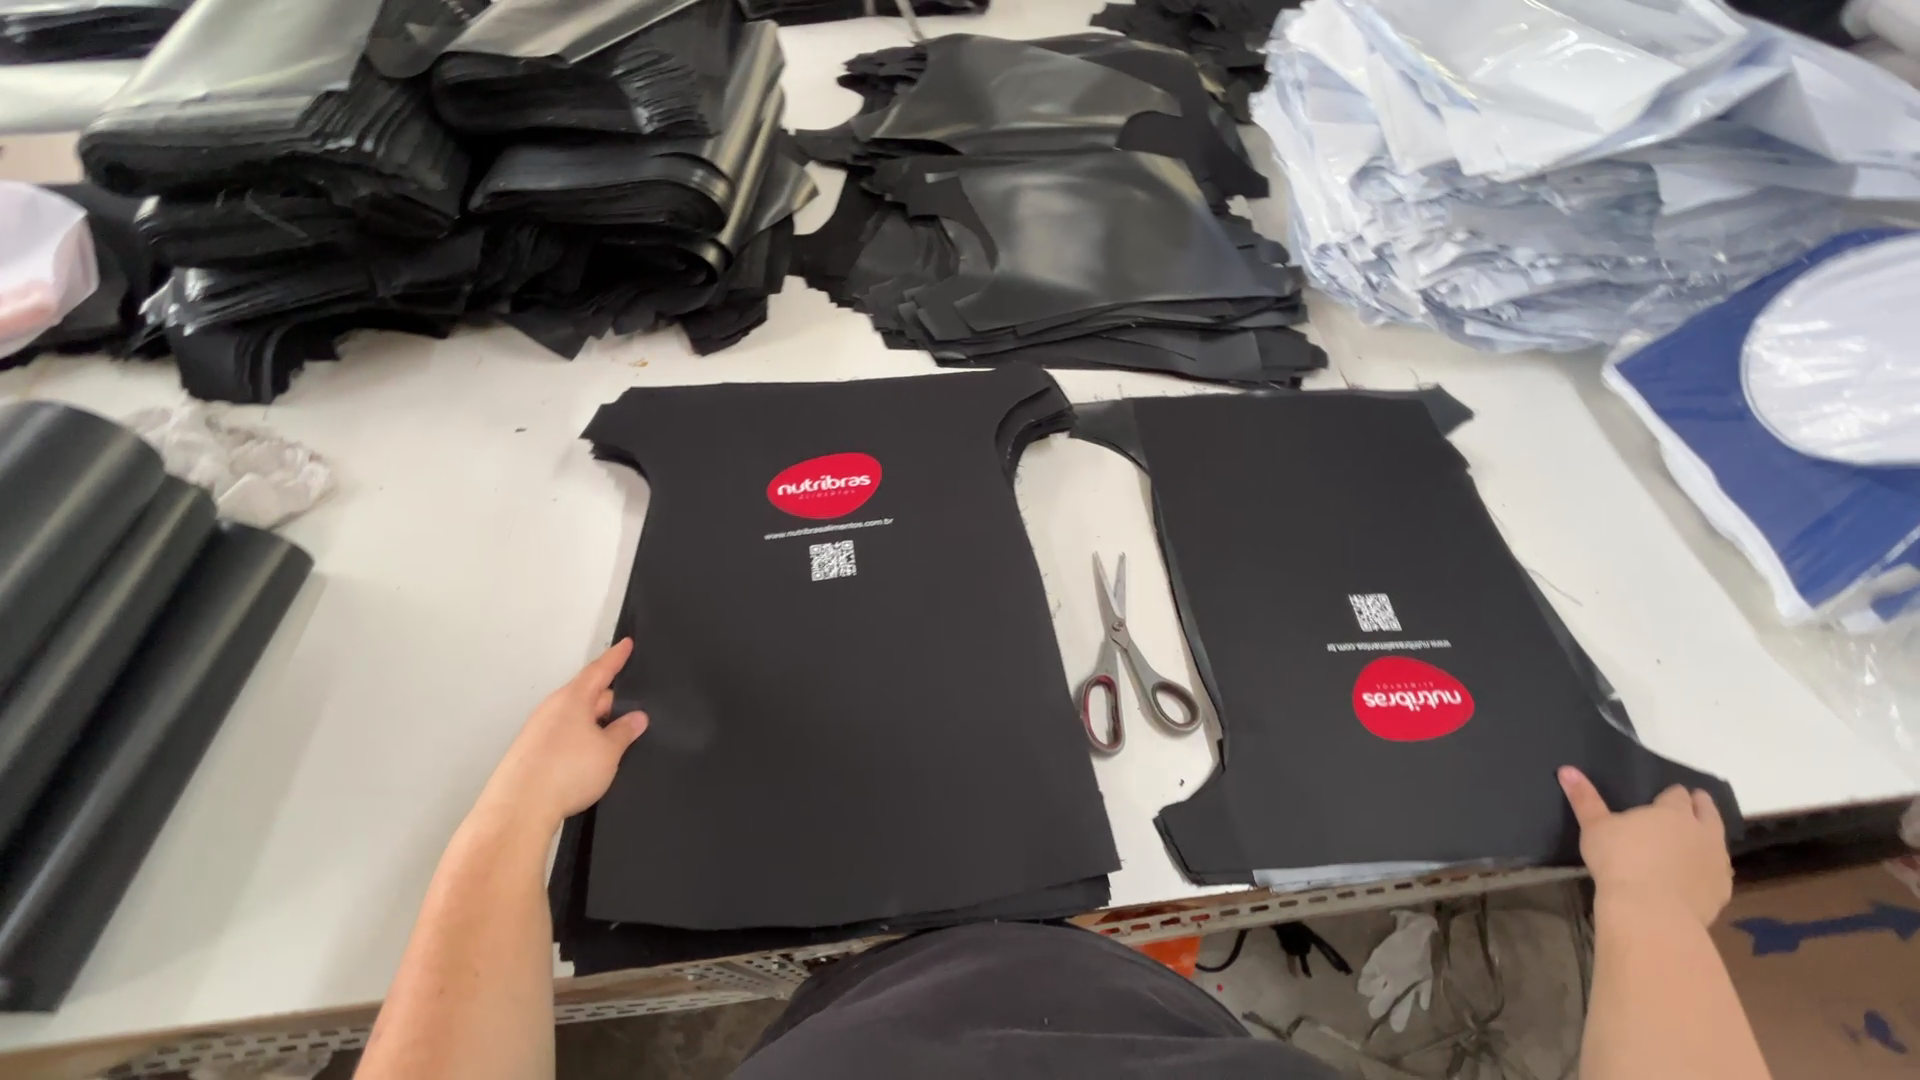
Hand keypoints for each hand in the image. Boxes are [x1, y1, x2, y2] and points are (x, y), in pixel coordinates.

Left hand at [476, 639, 648, 832]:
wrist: (518, 809)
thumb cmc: (567, 772)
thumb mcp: (609, 751)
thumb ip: (625, 731)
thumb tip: (636, 717)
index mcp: (573, 699)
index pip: (599, 671)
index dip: (616, 658)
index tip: (626, 644)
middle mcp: (552, 709)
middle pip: (587, 695)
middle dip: (609, 700)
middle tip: (633, 708)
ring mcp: (538, 731)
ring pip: (575, 718)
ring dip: (595, 723)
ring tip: (614, 737)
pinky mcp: (530, 752)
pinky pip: (563, 736)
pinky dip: (580, 739)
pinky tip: (589, 757)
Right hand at [1559, 766, 1732, 926]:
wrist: (1651, 909)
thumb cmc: (1618, 859)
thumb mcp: (1594, 826)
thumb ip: (1584, 798)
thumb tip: (1566, 769)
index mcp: (1672, 813)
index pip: (1677, 796)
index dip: (1673, 793)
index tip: (1672, 791)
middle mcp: (1701, 832)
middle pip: (1708, 813)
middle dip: (1702, 805)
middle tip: (1698, 799)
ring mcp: (1715, 861)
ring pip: (1718, 841)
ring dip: (1710, 835)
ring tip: (1701, 835)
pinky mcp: (1720, 888)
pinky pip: (1718, 870)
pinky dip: (1710, 865)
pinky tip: (1699, 870)